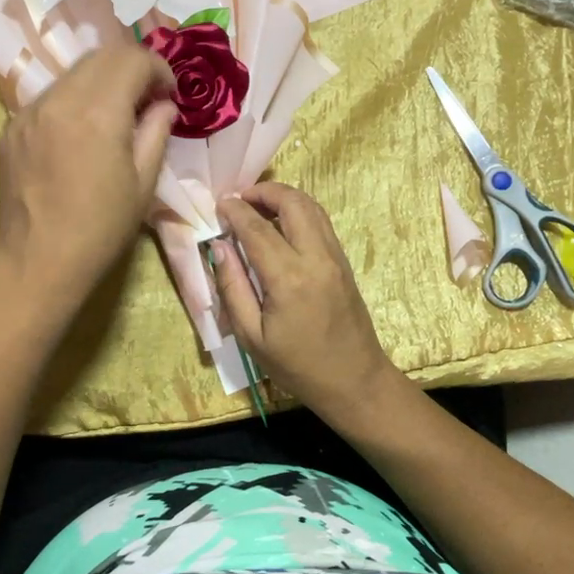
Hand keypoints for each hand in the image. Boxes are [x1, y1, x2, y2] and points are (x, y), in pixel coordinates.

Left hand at [0, 45, 176, 306]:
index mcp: (97, 113)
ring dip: (102, 81)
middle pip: (101, 55)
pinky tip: (82, 134)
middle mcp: (59, 99)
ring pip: (73, 73)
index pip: (133, 59)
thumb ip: (156, 132)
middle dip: (132, 67)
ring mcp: (29, 111)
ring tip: (116, 115)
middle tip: (148, 99)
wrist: (39, 261)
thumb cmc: (101, 229)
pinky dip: (74, 101)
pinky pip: (50, 97)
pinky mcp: (13, 127)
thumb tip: (163, 105)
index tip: (169, 95)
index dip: (159, 69)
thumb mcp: (143, 184)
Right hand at [213, 183, 401, 418]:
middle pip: (293, 203)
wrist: (354, 381)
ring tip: (258, 207)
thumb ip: (233, 287)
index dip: (235, 211)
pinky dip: (299, 212)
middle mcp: (316, 258)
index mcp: (289, 278)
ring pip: (312, 207)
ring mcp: (335, 257)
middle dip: (264, 192)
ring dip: (284, 198)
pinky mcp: (343, 263)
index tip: (219, 205)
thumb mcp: (251, 336)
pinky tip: (280, 226)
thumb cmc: (297, 366)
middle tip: (240, 200)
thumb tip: (220, 247)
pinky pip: (321, 223)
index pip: (257, 228)